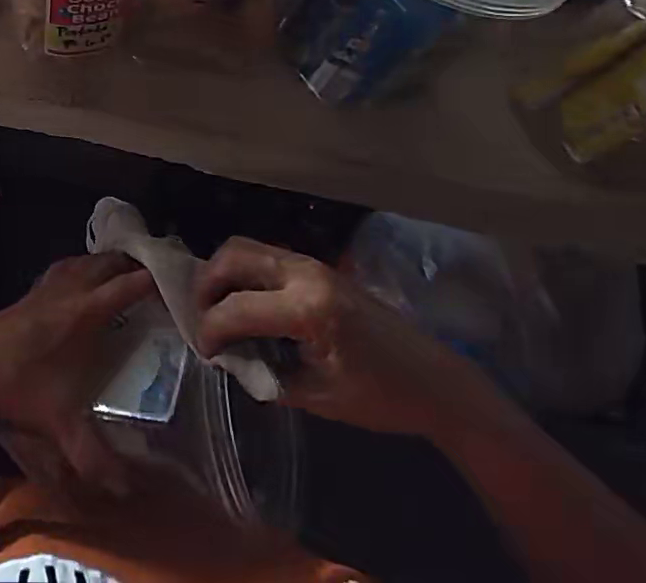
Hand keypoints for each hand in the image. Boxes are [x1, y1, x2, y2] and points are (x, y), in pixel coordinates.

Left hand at [0, 253, 154, 493]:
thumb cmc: (17, 387)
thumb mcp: (59, 423)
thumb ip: (94, 455)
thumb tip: (127, 489)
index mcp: (82, 313)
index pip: (125, 287)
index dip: (152, 282)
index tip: (177, 285)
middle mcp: (66, 293)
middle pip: (103, 265)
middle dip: (130, 264)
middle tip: (155, 273)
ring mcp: (44, 290)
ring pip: (79, 262)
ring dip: (102, 262)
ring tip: (122, 271)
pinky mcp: (27, 294)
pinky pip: (59, 269)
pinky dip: (77, 266)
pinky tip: (78, 279)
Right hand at [192, 237, 505, 439]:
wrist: (441, 384)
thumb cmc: (383, 397)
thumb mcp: (317, 396)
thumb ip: (264, 374)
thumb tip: (227, 359)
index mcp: (308, 310)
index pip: (235, 309)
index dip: (209, 330)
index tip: (204, 352)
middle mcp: (306, 274)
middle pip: (232, 257)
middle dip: (206, 286)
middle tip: (203, 318)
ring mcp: (313, 264)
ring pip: (244, 247)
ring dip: (222, 273)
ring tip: (220, 307)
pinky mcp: (319, 266)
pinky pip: (264, 254)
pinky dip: (243, 271)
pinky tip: (246, 299)